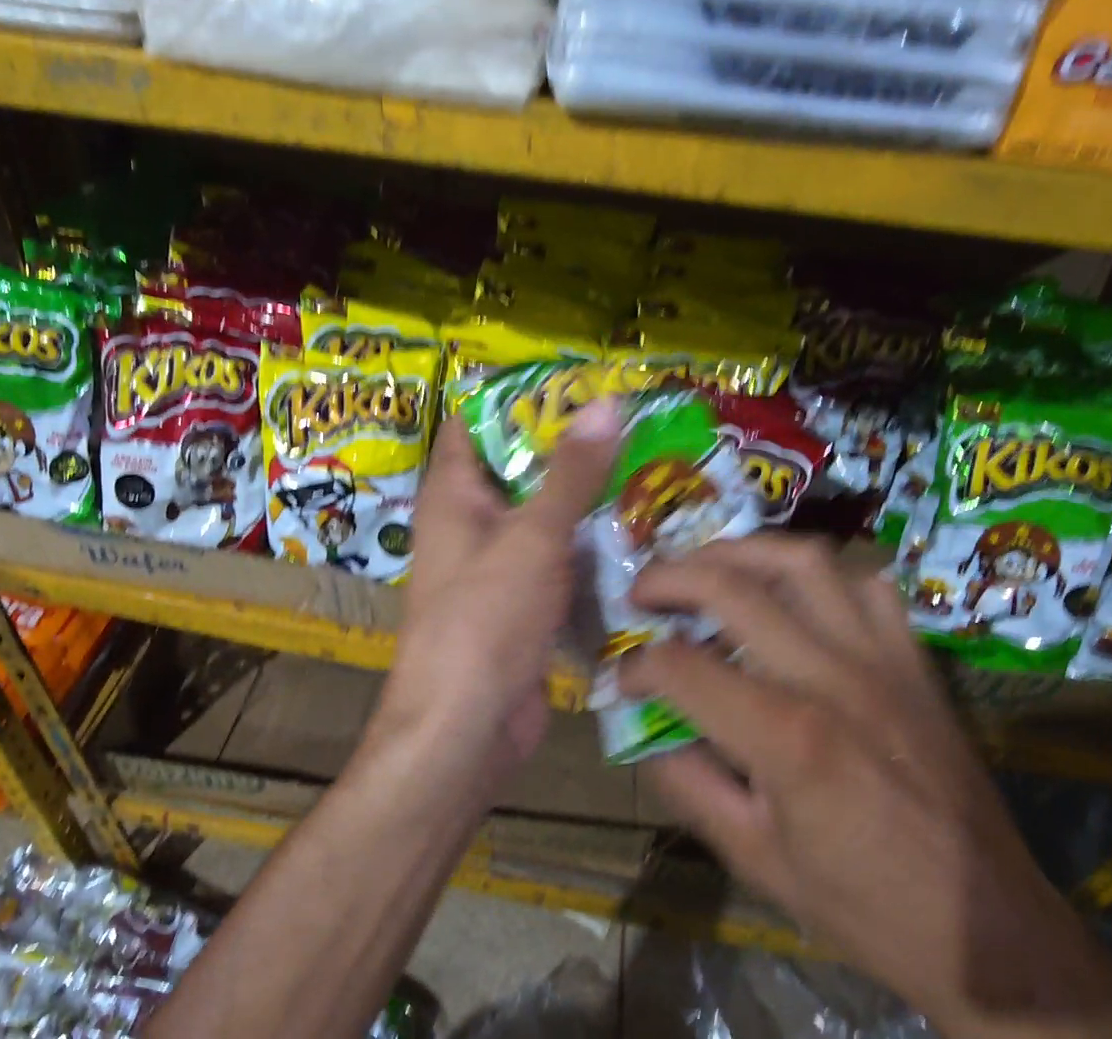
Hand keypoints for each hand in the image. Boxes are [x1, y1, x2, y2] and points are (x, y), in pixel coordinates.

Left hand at [367, 401, 620, 791]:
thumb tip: (607, 401)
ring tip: (657, 473)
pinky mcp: (524, 609)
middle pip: (522, 471)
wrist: (466, 727)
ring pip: (548, 522)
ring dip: (592, 505)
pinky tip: (647, 540)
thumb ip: (571, 472)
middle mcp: (471, 525)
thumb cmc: (484, 619)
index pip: (476, 424)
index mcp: (453, 494)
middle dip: (575, 452)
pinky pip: (562, 567)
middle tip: (641, 425)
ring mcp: (498, 569)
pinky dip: (594, 555)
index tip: (581, 383)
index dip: (521, 399)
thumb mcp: (532, 536)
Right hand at [621, 538, 1111, 1038]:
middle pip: (732, 587)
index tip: (617, 679)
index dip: (635, 667)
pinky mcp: (916, 662)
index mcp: (786, 737)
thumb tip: (643, 727)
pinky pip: (868, 584)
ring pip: (803, 561)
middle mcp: (833, 678)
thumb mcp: (753, 857)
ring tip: (706, 568)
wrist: (986, 925)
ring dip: (740, 552)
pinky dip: (821, 575)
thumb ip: (688, 783)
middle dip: (667, 579)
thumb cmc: (862, 904)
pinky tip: (795, 598)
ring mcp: (882, 660)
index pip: (682, 667)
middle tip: (639, 594)